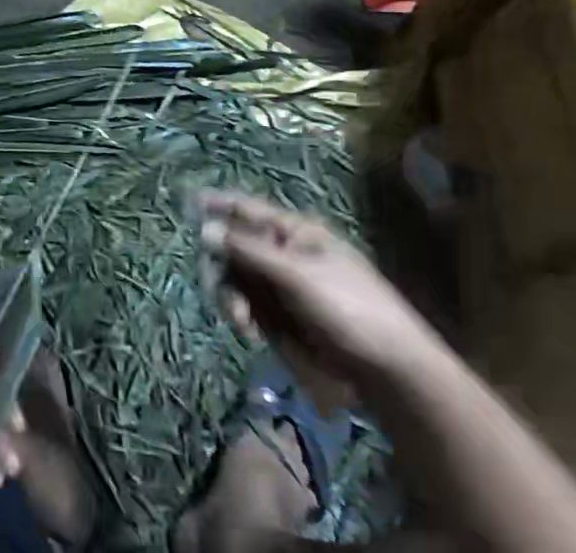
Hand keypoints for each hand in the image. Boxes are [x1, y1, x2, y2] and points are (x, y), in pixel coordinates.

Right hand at [196, 190, 446, 382]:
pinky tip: (250, 333)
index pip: (245, 208)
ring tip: (241, 323)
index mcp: (294, 232)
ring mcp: (279, 285)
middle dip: (220, 268)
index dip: (215, 205)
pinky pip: (245, 305)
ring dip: (229, 298)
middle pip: (230, 246)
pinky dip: (241, 316)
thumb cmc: (350, 309)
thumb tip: (203, 228)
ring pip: (233, 279)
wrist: (390, 370)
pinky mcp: (279, 314)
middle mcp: (282, 252)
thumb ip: (248, 251)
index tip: (185, 205)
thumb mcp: (296, 276)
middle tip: (217, 288)